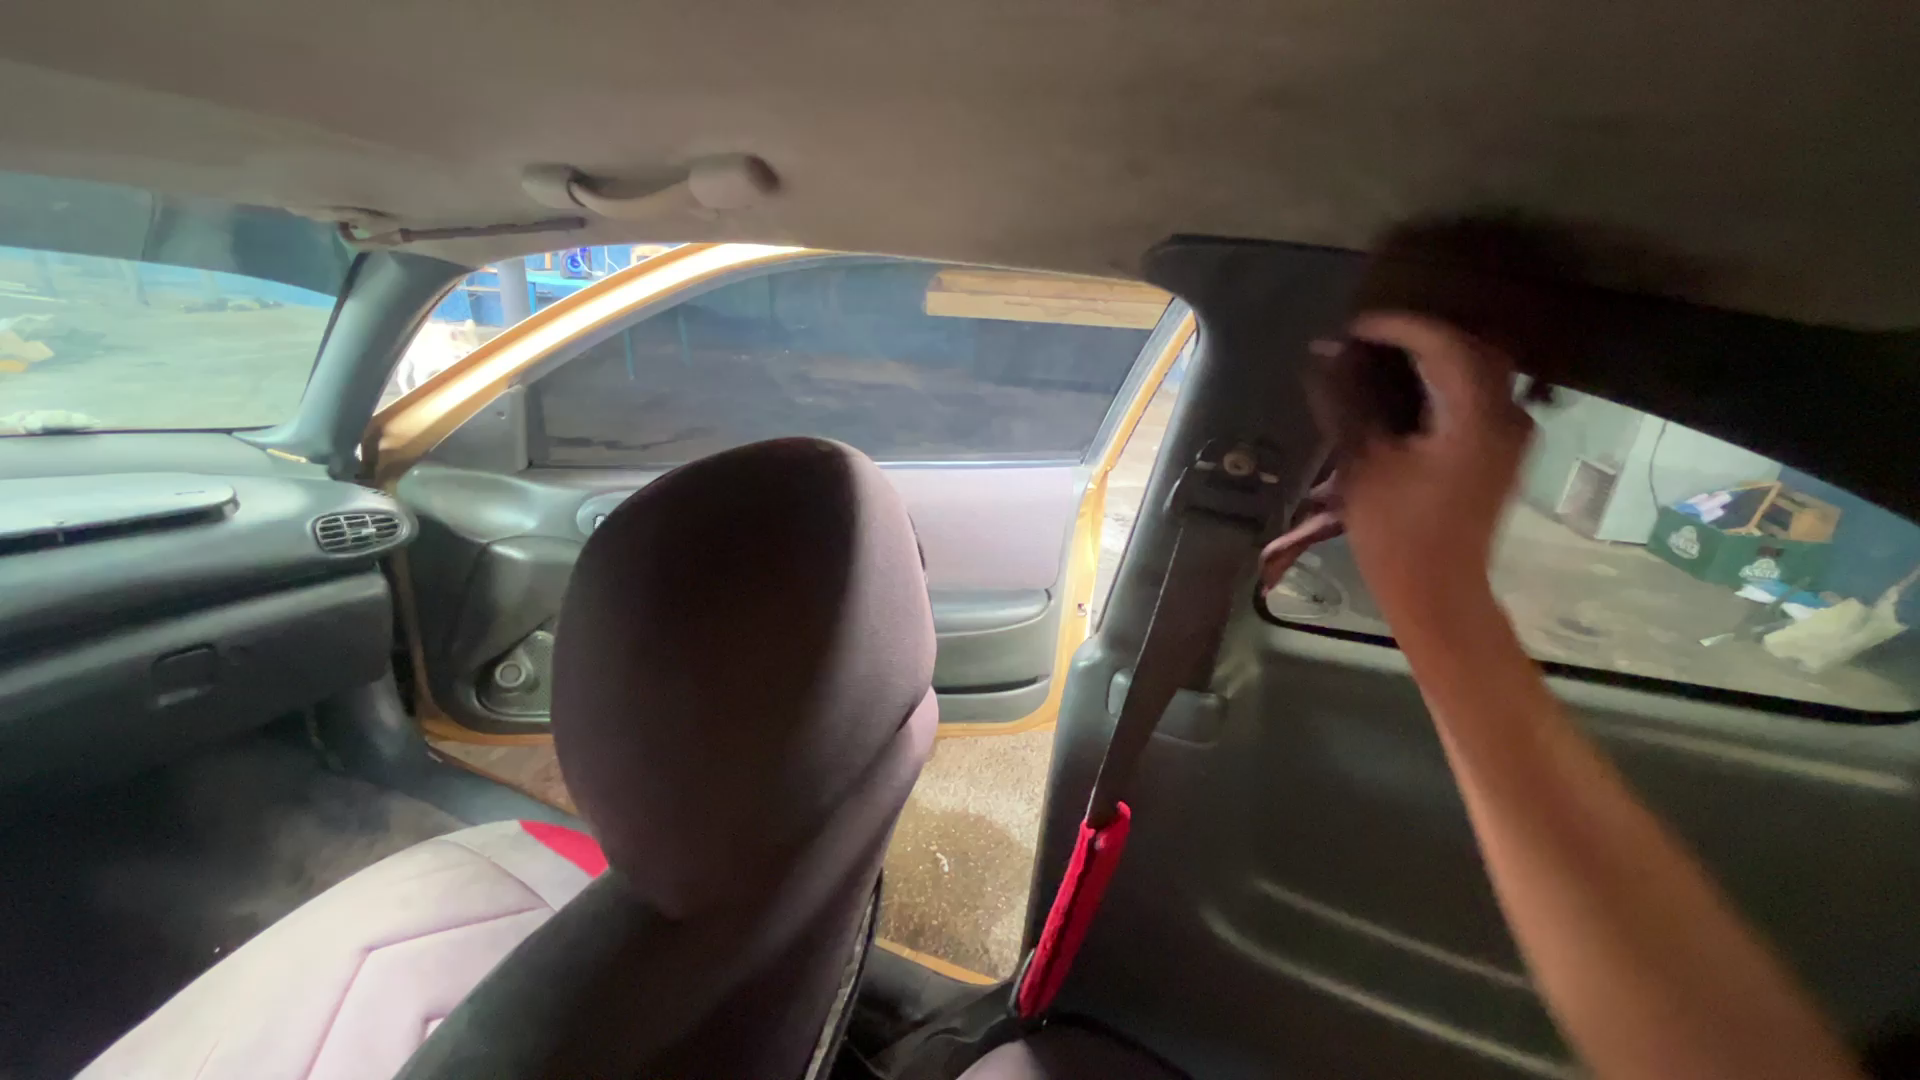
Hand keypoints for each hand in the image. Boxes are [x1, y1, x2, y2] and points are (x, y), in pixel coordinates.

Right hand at [1329, 313, 1532, 621]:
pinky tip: (1407, 390)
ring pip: (1480, 368)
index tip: (1353, 327)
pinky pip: (1480, 394)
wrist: (1438, 591)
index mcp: (1474, 420)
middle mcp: (1507, 417)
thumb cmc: (1395, 535)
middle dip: (1421, 335)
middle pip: (1472, 348)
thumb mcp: (1361, 466)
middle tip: (1369, 339)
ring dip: (1435, 356)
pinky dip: (1445, 380)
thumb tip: (1323, 355)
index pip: (1443, 345)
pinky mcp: (1503, 450)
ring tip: (1382, 358)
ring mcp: (1512, 434)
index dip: (1396, 328)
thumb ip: (1345, 404)